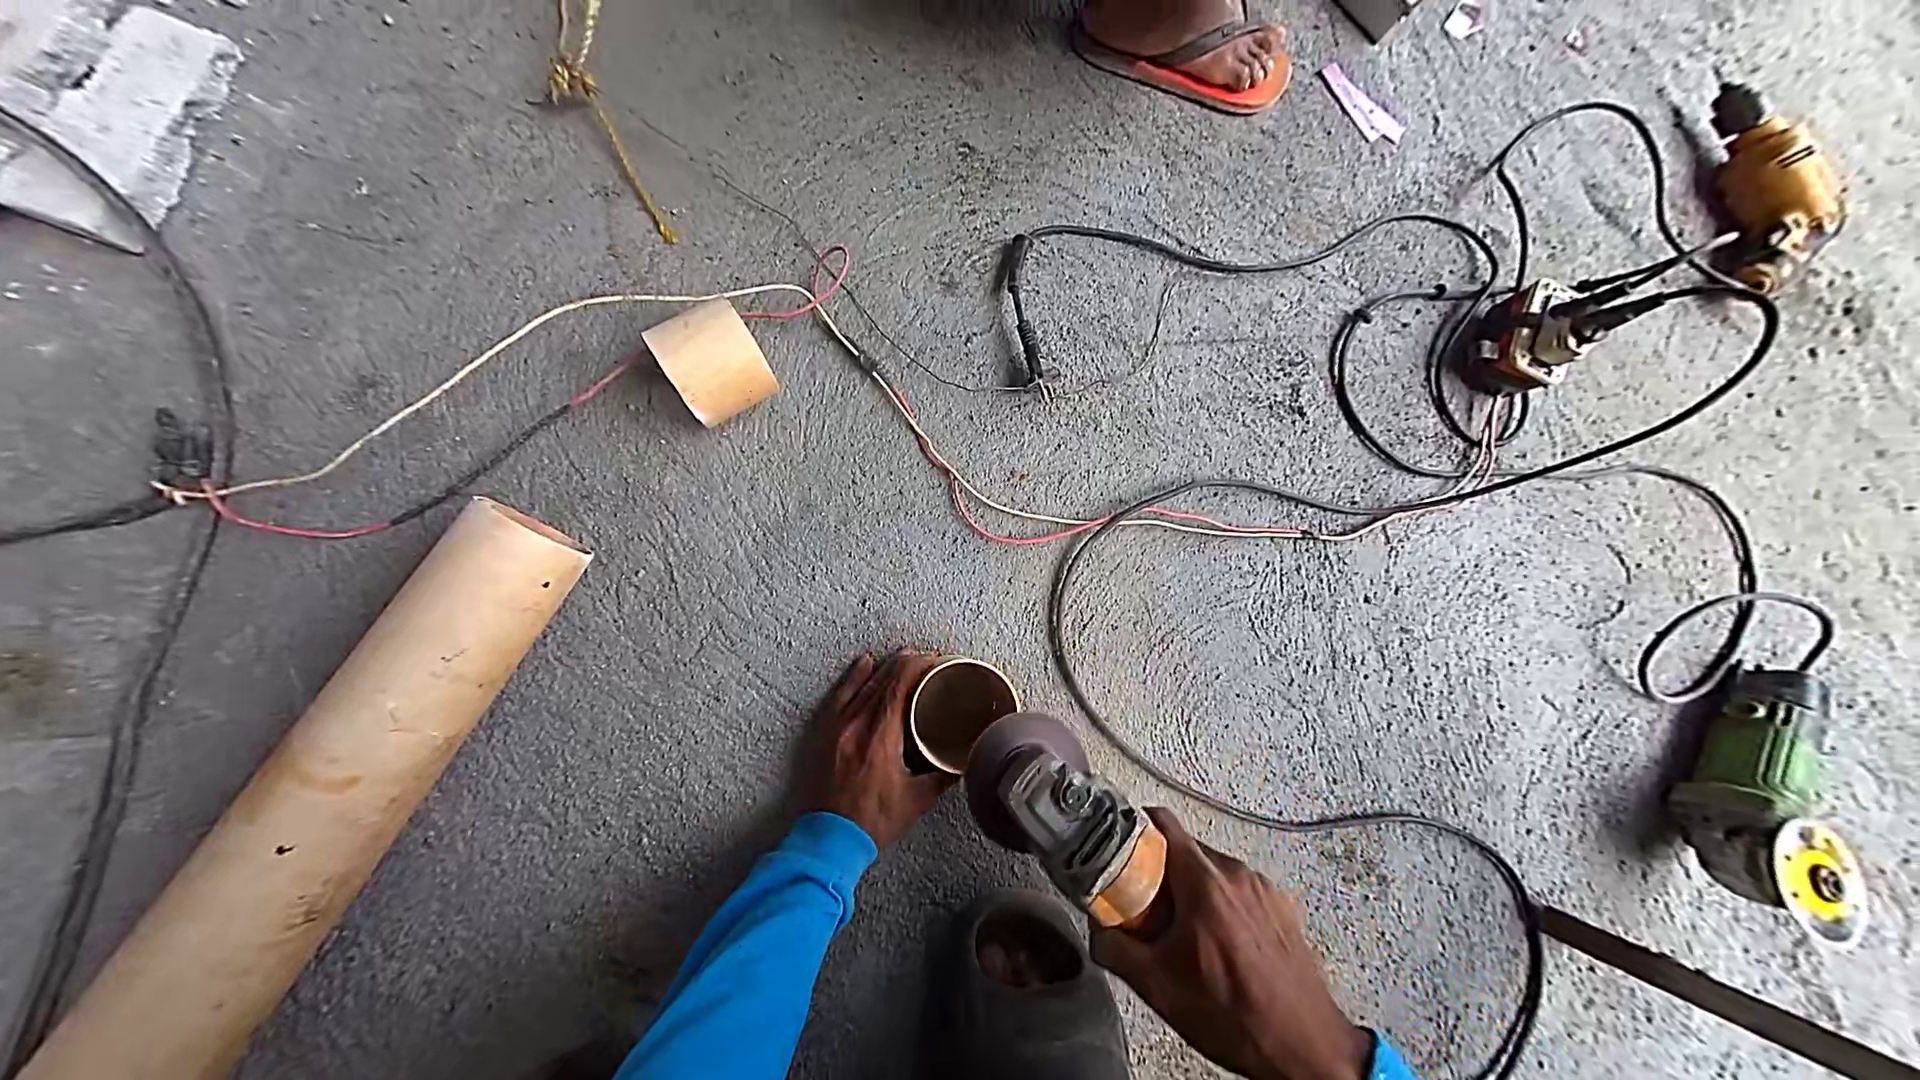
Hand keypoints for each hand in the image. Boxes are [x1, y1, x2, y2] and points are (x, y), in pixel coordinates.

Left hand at [806, 650, 953, 847]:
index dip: (920, 665)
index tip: (936, 661)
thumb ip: (943, 775)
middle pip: (885, 677)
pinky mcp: (827, 732)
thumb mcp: (917, 799)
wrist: (829, 838)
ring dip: (888, 667)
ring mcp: (839, 726)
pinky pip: (842, 693)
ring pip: (866, 682)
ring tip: (906, 659)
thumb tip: (963, 758)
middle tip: (929, 661)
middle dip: (909, 663)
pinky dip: (856, 676)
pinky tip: (866, 662)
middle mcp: (857, 724)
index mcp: (880, 736)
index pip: (901, 683)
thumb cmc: (870, 821)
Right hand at [1091, 808, 1371, 1079]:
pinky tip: (1216, 941)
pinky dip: (1219, 902)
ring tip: (1182, 930)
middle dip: (1158, 869)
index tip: (1122, 849)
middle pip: (1183, 847)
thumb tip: (1097, 929)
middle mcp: (1235, 875)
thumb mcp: (1159, 988)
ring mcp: (1261, 888)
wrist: (1308, 1051)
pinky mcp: (1279, 905)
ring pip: (1209, 868)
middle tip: (1146, 903)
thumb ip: (1116, 948)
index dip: (1135, 827)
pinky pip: (1235, 887)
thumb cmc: (1241, 1019)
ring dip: (1189, 887)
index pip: (1161, 822)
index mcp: (1205, 884)